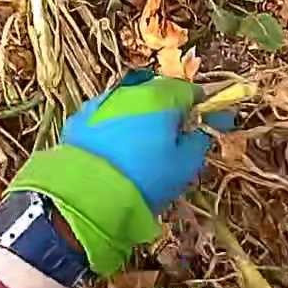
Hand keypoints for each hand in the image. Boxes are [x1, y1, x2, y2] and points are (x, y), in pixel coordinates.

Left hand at [9, 71, 230, 276]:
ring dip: (143, 118)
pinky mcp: (80, 118)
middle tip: (176, 138)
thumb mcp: (185, 165)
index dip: (201, 107)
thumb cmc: (145, 178)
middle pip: (159, 93)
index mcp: (160, 96)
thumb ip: (199, 141)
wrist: (86, 196)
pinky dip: (118, 127)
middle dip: (171, 110)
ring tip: (145, 147)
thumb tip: (200, 130)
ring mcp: (102, 102)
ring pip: (132, 104)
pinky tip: (119, 151)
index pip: (190, 91)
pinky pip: (109, 117)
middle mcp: (131, 91)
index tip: (206, 123)